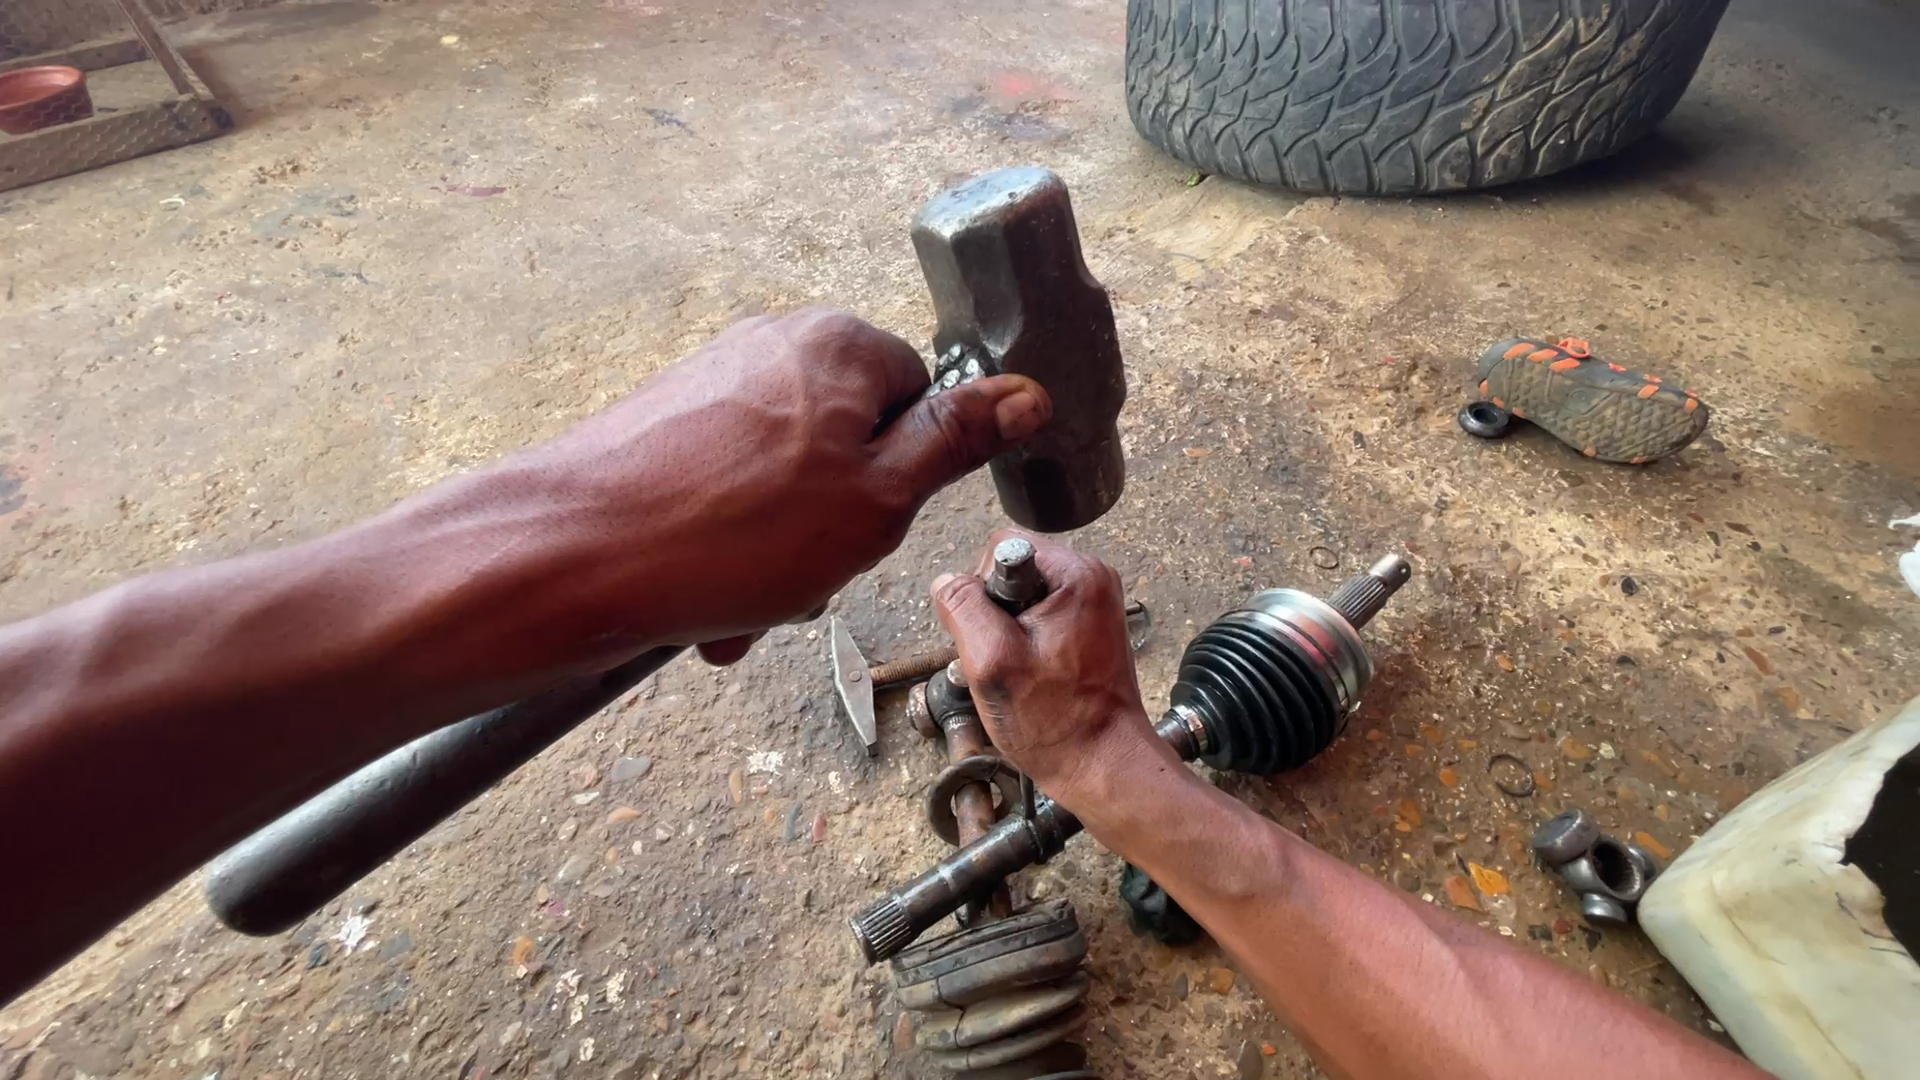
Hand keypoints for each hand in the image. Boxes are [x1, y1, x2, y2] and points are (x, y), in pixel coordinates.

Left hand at [475, 309, 1049, 666]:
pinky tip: (713, 594)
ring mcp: (715, 381)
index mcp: (839, 346)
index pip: (920, 400)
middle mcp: (775, 345)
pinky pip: (735, 485)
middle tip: (806, 575)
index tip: (870, 530)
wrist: (568, 556)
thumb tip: (1028, 394)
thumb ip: (957, 442)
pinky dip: (737, 538)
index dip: (905, 476)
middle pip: (851, 441)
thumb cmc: (740, 532)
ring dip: (787, 545)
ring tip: (751, 601)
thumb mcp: (881, 497)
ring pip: (792, 475)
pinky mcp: (669, 421)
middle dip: (840, 520)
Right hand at [931, 533, 1164, 804]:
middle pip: (1014, 570)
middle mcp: (1093, 579)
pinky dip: (1025, 641)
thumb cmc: (1057, 721)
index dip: (981, 589)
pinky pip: (1041, 616)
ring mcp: (1095, 604)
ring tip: (1020, 670)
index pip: (1003, 547)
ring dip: (1007, 630)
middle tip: (1005, 658)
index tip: (994, 634)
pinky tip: (1032, 674)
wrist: (1105, 765)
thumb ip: (963, 607)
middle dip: (994, 612)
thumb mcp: (992, 659)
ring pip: (1024, 596)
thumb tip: (946, 581)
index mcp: (1077, 575)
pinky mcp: (1092, 628)